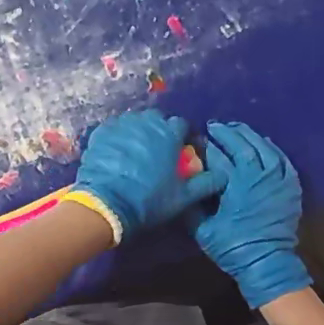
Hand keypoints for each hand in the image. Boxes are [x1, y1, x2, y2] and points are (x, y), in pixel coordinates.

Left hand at [71, 110, 226, 243]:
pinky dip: (117, 137)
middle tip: (156, 150)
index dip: (181, 136)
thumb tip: (223, 174)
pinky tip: (115, 151)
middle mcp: (146, 122)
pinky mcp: (100, 132)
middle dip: (158, 131)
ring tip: (134, 150)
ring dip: (137, 132)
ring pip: (134, 122)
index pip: (181, 125)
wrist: (107, 204)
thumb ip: (206, 183)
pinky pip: (113, 129)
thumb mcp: (184, 197)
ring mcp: (121, 125)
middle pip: (156, 120)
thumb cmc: (149, 200)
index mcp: (169, 134)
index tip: (178, 150)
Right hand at [190, 122, 312, 306]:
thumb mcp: (202, 226)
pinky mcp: (291, 186)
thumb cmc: (231, 245)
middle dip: (228, 133)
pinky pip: (282, 159)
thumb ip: (193, 201)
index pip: (219, 155)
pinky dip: (271, 148)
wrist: (265, 262)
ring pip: (265, 147)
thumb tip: (185, 180)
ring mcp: (279, 179)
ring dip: (250, 136)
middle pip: (244, 144)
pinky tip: (263, 143)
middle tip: (215, 126)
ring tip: (237, 130)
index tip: (199, 137)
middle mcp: (260, 175)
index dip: (208, 144)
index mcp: (237, 182)